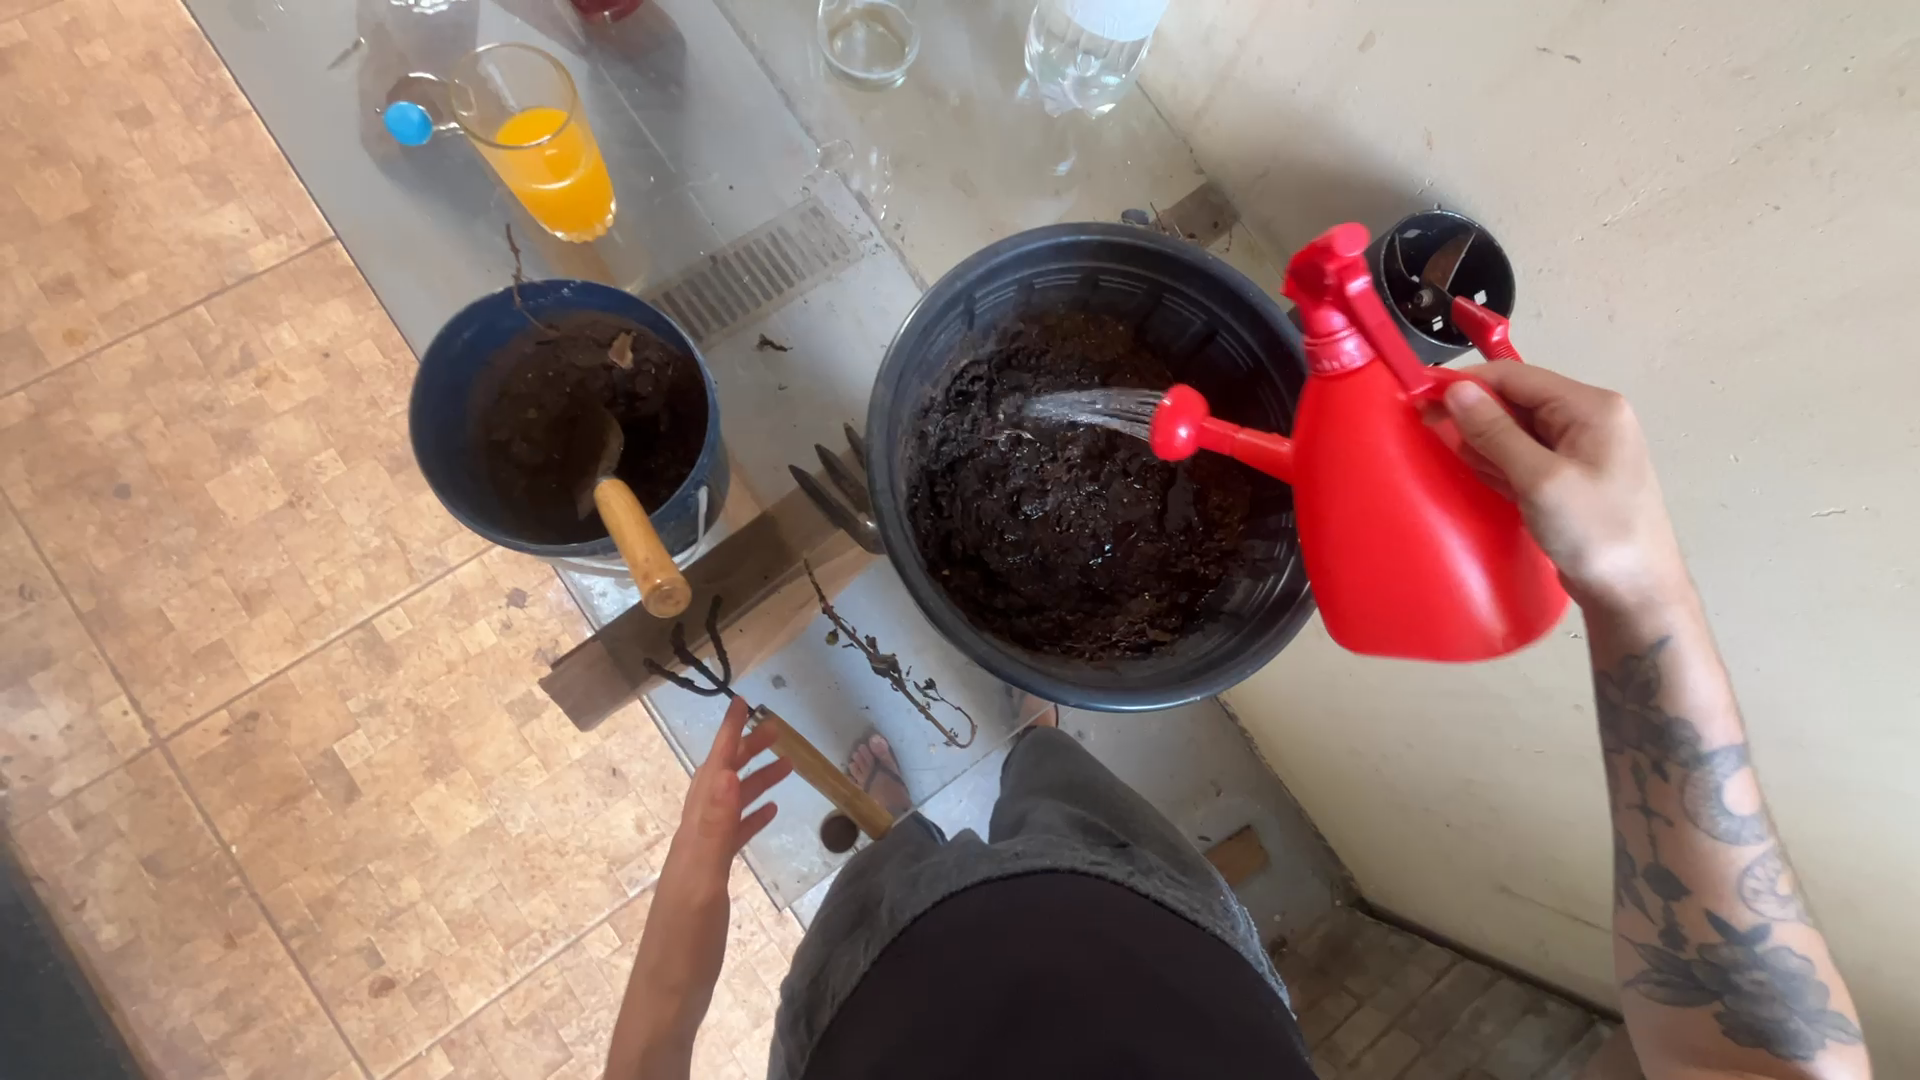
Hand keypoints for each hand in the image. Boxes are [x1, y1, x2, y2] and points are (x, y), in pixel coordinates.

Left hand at [608, 698, 792, 1079]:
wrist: (665, 999)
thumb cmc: (686, 945)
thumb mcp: (705, 884)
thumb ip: (716, 828)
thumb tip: (729, 771)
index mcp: (693, 832)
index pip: (713, 772)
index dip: (727, 736)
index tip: (742, 702)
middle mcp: (694, 837)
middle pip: (721, 781)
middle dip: (745, 749)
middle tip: (776, 727)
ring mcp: (700, 858)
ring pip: (729, 804)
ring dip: (753, 779)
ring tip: (785, 763)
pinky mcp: (709, 880)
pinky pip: (733, 833)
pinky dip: (751, 815)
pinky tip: (769, 814)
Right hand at [1442, 362, 1689, 614]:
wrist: (1633, 590)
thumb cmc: (1595, 531)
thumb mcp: (1539, 479)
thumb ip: (1495, 432)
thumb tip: (1455, 391)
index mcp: (1590, 408)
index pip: (1514, 376)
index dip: (1465, 384)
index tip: (1419, 400)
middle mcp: (1586, 418)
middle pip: (1512, 399)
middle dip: (1472, 417)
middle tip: (1433, 437)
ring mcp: (1576, 447)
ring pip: (1510, 428)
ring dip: (1481, 443)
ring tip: (1469, 468)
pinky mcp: (1564, 473)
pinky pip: (1517, 453)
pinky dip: (1494, 462)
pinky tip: (1486, 480)